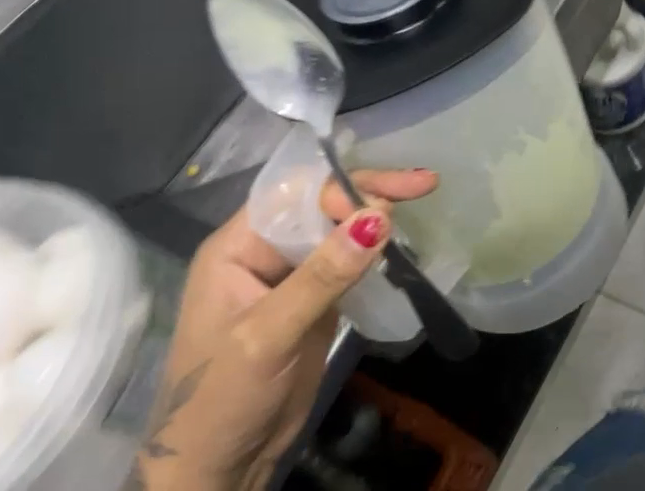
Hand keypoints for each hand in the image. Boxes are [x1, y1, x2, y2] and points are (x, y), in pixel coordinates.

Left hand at [129, 168, 437, 490]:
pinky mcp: (314, 301)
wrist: (218, 468)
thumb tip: (380, 217)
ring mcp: (290, 277)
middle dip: (371, 192)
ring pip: (339, 230)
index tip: (389, 199)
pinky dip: (378, 248)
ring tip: (424, 198)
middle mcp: (262, 252)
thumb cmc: (220, 399)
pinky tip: (405, 240)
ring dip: (379, 216)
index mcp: (235, 248)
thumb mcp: (268, 335)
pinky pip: (349, 261)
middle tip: (425, 183)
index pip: (295, 196)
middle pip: (322, 206)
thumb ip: (323, 276)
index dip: (342, 189)